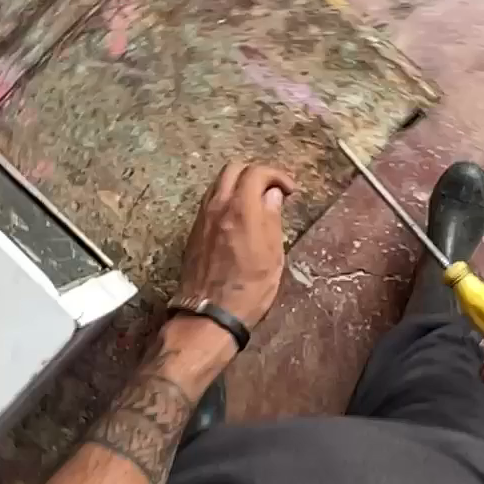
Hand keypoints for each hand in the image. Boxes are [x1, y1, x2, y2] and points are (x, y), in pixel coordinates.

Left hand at [174, 163, 296, 327]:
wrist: (210, 314)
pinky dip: (226, 197)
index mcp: (241, 209)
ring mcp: (202, 217)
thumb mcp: (273, 255)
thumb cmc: (247, 289)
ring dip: (239, 183)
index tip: (288, 190)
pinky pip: (210, 200)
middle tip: (272, 190)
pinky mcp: (194, 230)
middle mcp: (218, 207)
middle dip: (256, 173)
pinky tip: (238, 216)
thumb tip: (273, 195)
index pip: (256, 172)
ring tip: (256, 202)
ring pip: (219, 183)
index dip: (277, 175)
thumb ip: (272, 219)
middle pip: (233, 169)